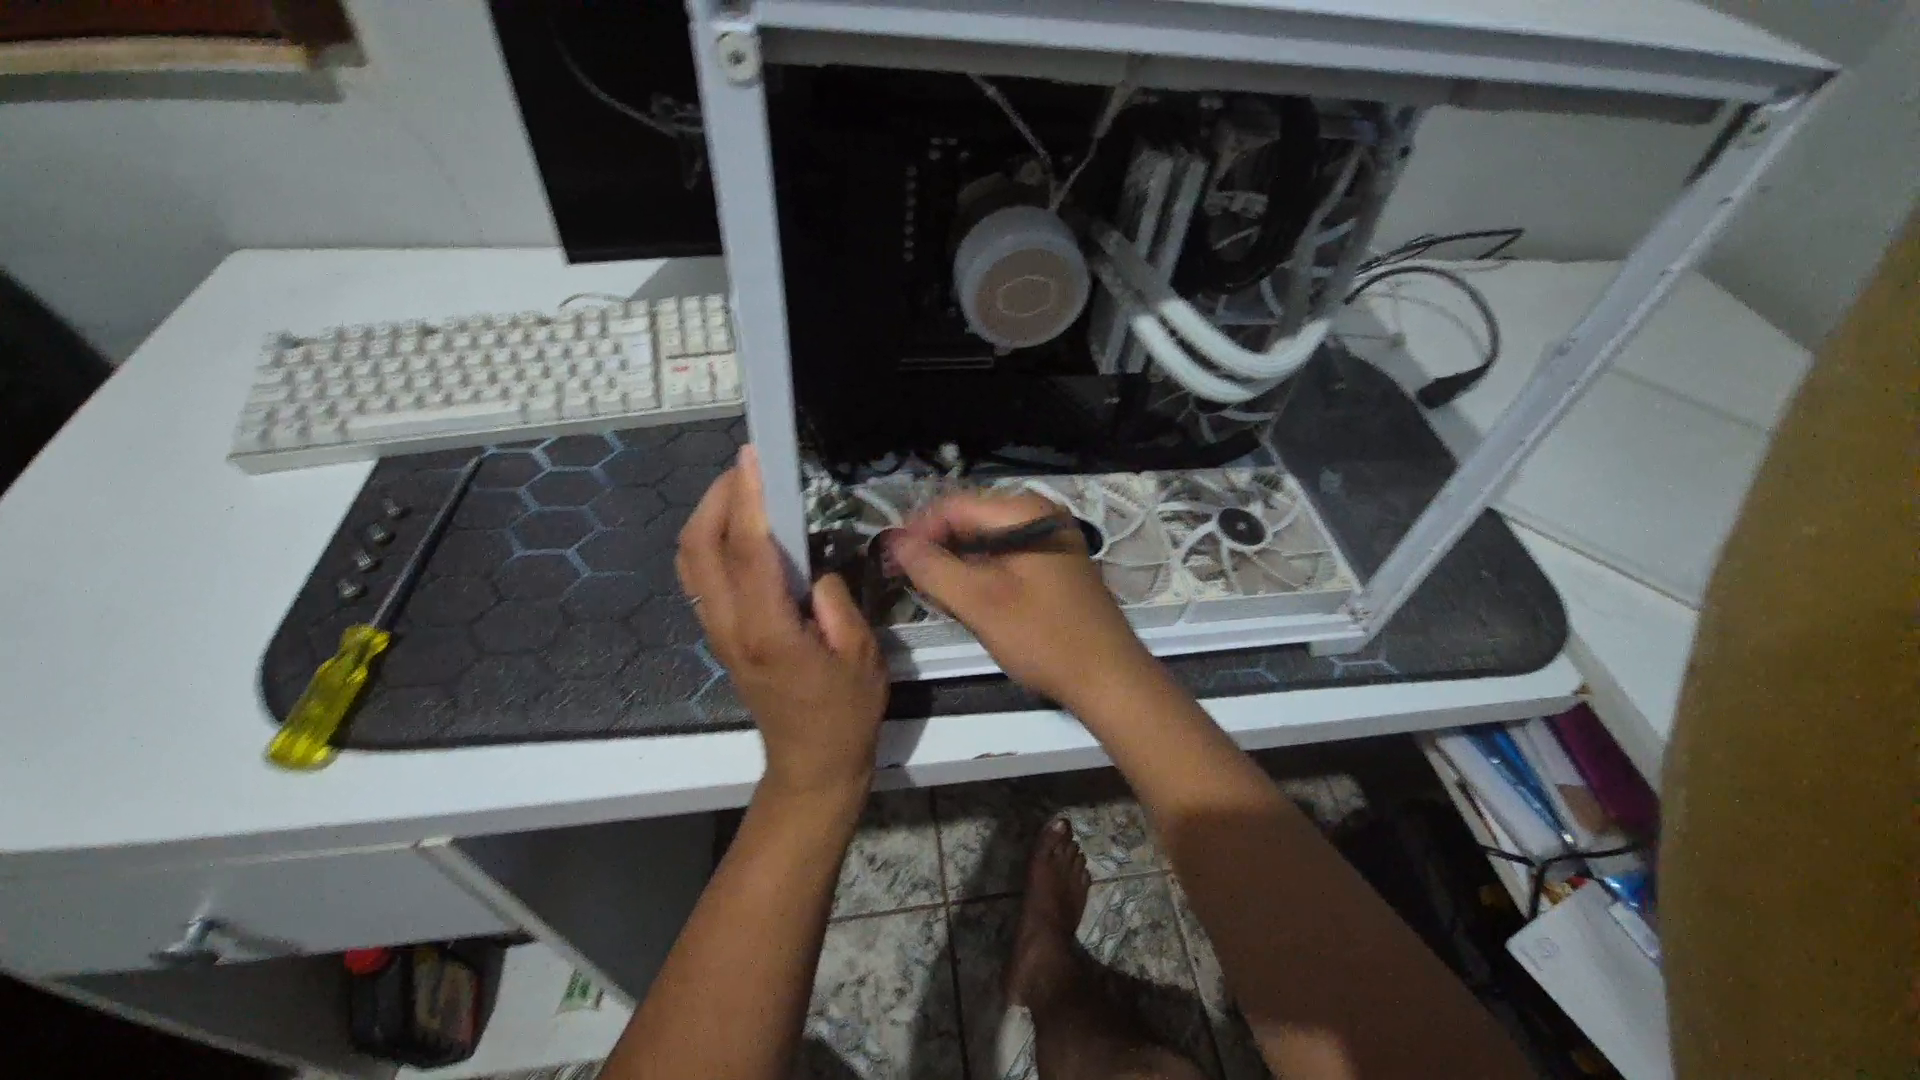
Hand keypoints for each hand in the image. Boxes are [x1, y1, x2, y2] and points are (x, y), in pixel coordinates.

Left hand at [677, 446, 888, 795]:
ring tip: (742, 490)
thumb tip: (812, 571)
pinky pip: (701, 577)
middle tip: (747, 467)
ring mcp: (718, 632)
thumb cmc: (844, 713)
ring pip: (691, 561)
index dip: (748, 499)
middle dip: (715, 498)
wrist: (811, 762)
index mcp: (768, 630)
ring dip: (708, 516)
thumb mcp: (862, 656)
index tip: (752, 458)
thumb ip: (836, 603)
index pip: (748, 550)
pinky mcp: (720, 636)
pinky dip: (710, 541)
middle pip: (698, 547)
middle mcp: (730, 626)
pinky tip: (739, 530)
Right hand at [889, 492, 1155, 710]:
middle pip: (969, 520)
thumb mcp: (980, 603)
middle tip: (908, 582)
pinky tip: (966, 601)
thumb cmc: (1043, 637)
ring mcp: (1048, 541)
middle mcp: (1039, 516)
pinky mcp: (1052, 566)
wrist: (1109, 678)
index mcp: (1024, 512)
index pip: (953, 505)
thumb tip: (893, 541)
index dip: (917, 531)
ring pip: (984, 541)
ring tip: (935, 596)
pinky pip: (1004, 558)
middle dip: (936, 549)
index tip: (891, 563)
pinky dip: (980, 575)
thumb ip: (932, 568)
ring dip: (956, 565)